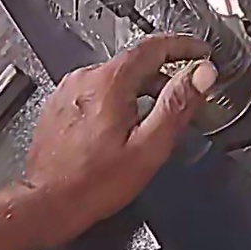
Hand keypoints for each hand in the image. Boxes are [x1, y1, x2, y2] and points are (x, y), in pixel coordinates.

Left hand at [20, 34, 216, 243]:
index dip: (184, 46)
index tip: (200, 52)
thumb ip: (177, 105)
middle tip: (185, 94)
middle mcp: (85, 79)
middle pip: (135, 63)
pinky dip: (117, 100)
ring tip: (156, 118)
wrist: (49, 203)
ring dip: (140, 90)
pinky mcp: (60, 106)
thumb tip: (201, 76)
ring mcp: (69, 91)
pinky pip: (97, 92)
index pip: (154, 46)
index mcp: (110, 82)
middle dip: (164, 75)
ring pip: (115, 78)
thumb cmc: (94, 183)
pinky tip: (124, 127)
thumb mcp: (149, 147)